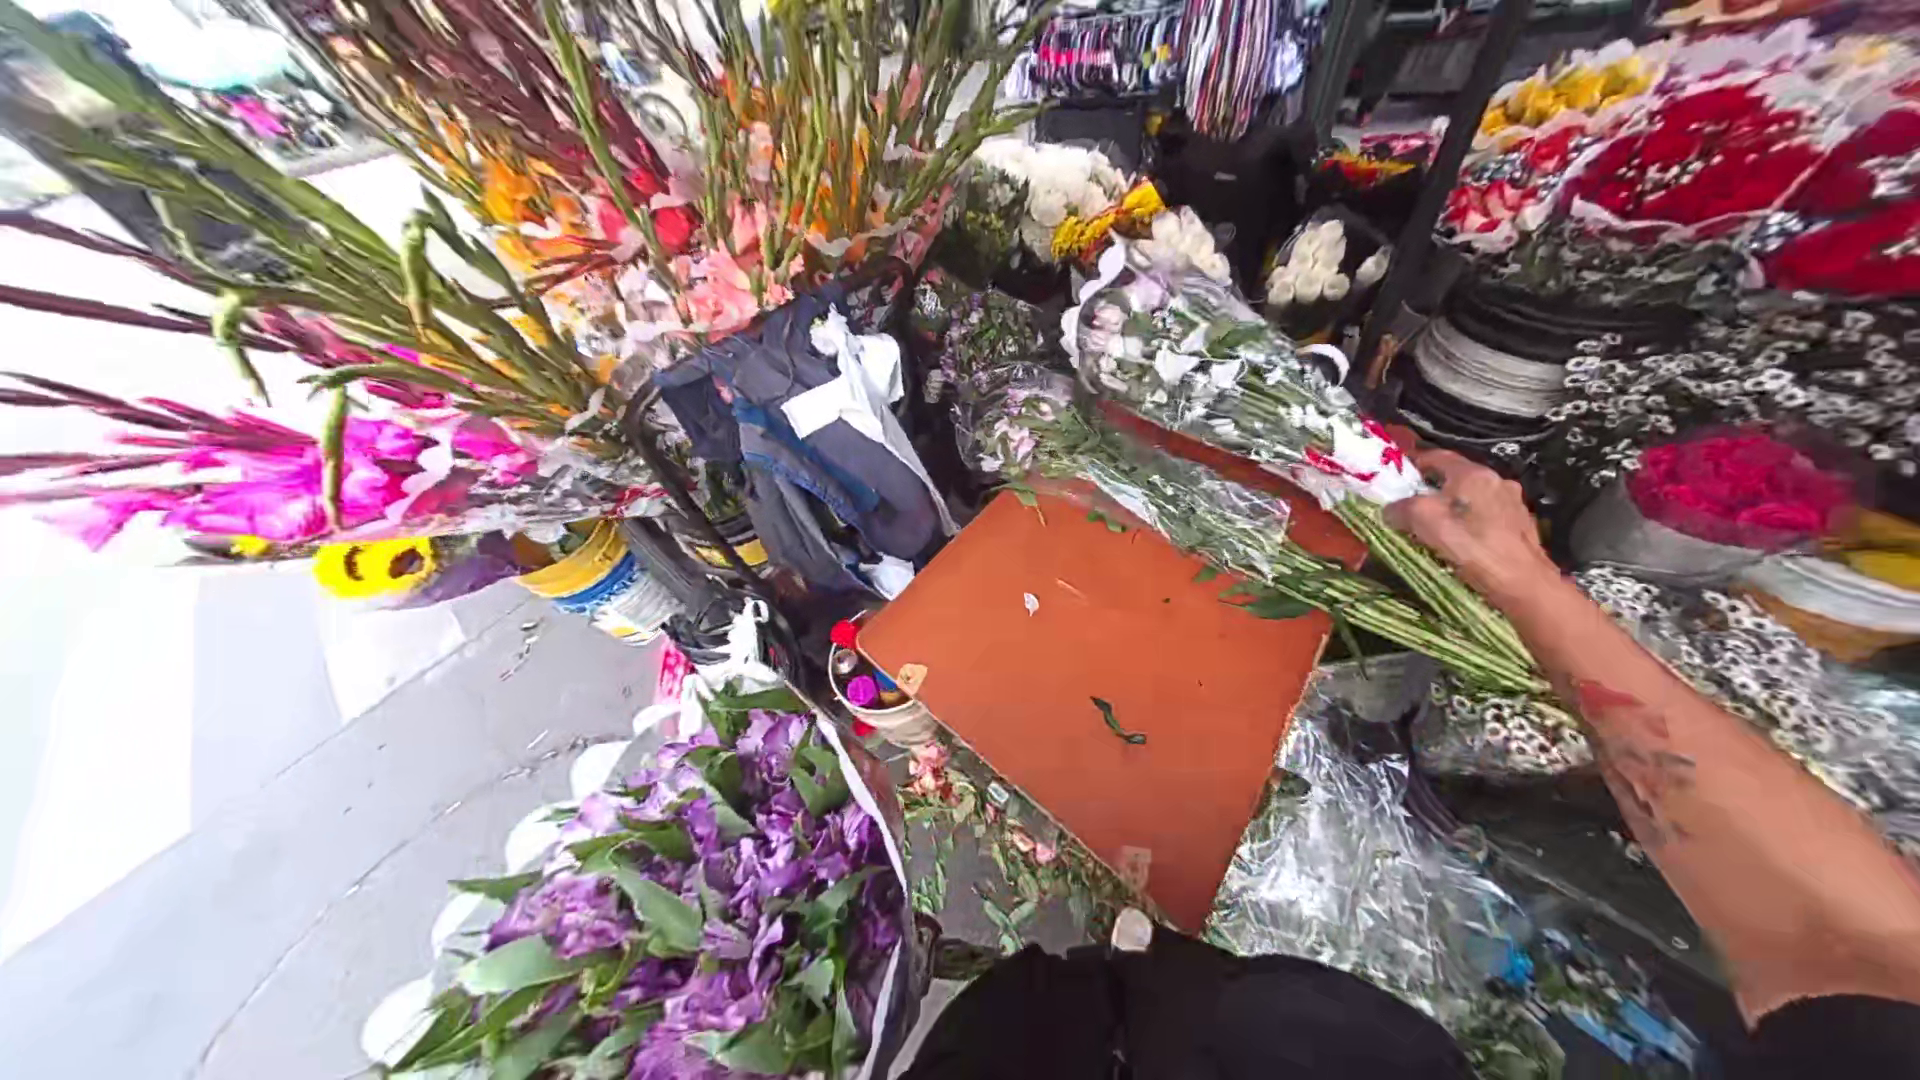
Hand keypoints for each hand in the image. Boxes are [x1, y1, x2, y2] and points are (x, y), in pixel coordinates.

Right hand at [1383, 449, 1559, 608]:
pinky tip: (1459, 539)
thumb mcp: (1422, 519)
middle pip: (1454, 477)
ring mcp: (1512, 502)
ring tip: (1432, 525)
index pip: (1437, 456)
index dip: (1412, 463)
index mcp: (1473, 474)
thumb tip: (1391, 509)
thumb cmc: (1469, 545)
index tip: (1394, 476)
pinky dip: (1467, 521)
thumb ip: (1401, 507)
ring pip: (1470, 496)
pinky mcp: (1520, 524)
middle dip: (1429, 488)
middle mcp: (1497, 481)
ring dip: (1450, 506)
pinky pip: (1485, 514)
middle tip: (1408, 504)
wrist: (1520, 581)